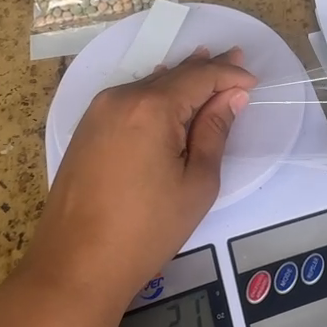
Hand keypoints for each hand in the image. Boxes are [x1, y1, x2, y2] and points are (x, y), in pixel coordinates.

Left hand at [0, 47, 254, 326]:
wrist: (73, 269)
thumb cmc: (144, 231)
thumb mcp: (196, 184)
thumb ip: (214, 132)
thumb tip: (231, 97)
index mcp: (152, 107)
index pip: (200, 77)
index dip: (228, 75)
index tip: (253, 80)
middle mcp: (122, 98)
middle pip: (174, 74)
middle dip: (207, 69)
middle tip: (236, 57)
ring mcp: (99, 112)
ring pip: (150, 83)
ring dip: (181, 78)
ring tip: (207, 63)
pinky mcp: (86, 129)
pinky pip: (131, 98)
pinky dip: (156, 91)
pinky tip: (167, 89)